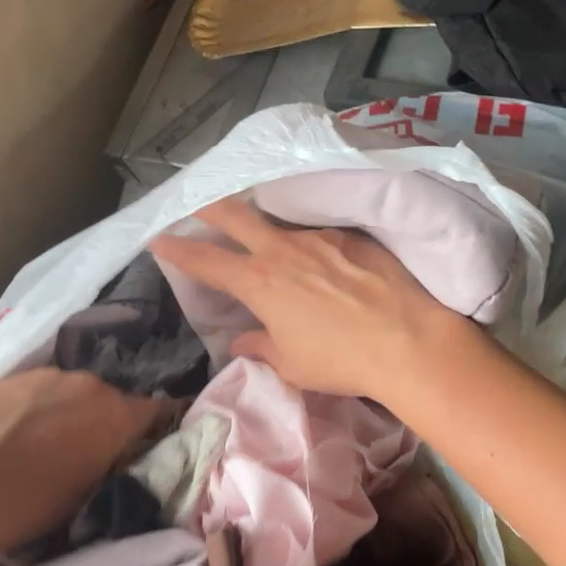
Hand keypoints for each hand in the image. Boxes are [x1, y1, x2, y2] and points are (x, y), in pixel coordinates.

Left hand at [0, 369, 166, 565]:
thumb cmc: (17, 508)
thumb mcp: (82, 499)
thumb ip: (112, 467)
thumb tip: (124, 455)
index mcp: (117, 416)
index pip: (161, 410)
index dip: (160, 427)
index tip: (155, 443)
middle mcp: (91, 384)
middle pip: (116, 400)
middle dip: (113, 423)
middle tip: (98, 453)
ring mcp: (50, 375)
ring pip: (79, 393)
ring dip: (76, 413)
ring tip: (54, 444)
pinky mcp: (14, 375)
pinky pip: (46, 390)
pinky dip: (45, 408)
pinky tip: (23, 433)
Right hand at [149, 199, 475, 400]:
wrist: (407, 339)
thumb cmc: (342, 359)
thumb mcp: (292, 364)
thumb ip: (261, 347)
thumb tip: (242, 342)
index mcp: (260, 282)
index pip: (206, 260)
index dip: (178, 249)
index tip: (158, 238)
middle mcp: (284, 249)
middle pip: (234, 214)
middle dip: (209, 206)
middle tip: (196, 201)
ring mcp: (320, 236)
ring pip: (281, 222)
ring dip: (264, 223)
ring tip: (263, 230)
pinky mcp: (353, 235)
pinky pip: (319, 231)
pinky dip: (308, 239)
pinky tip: (320, 254)